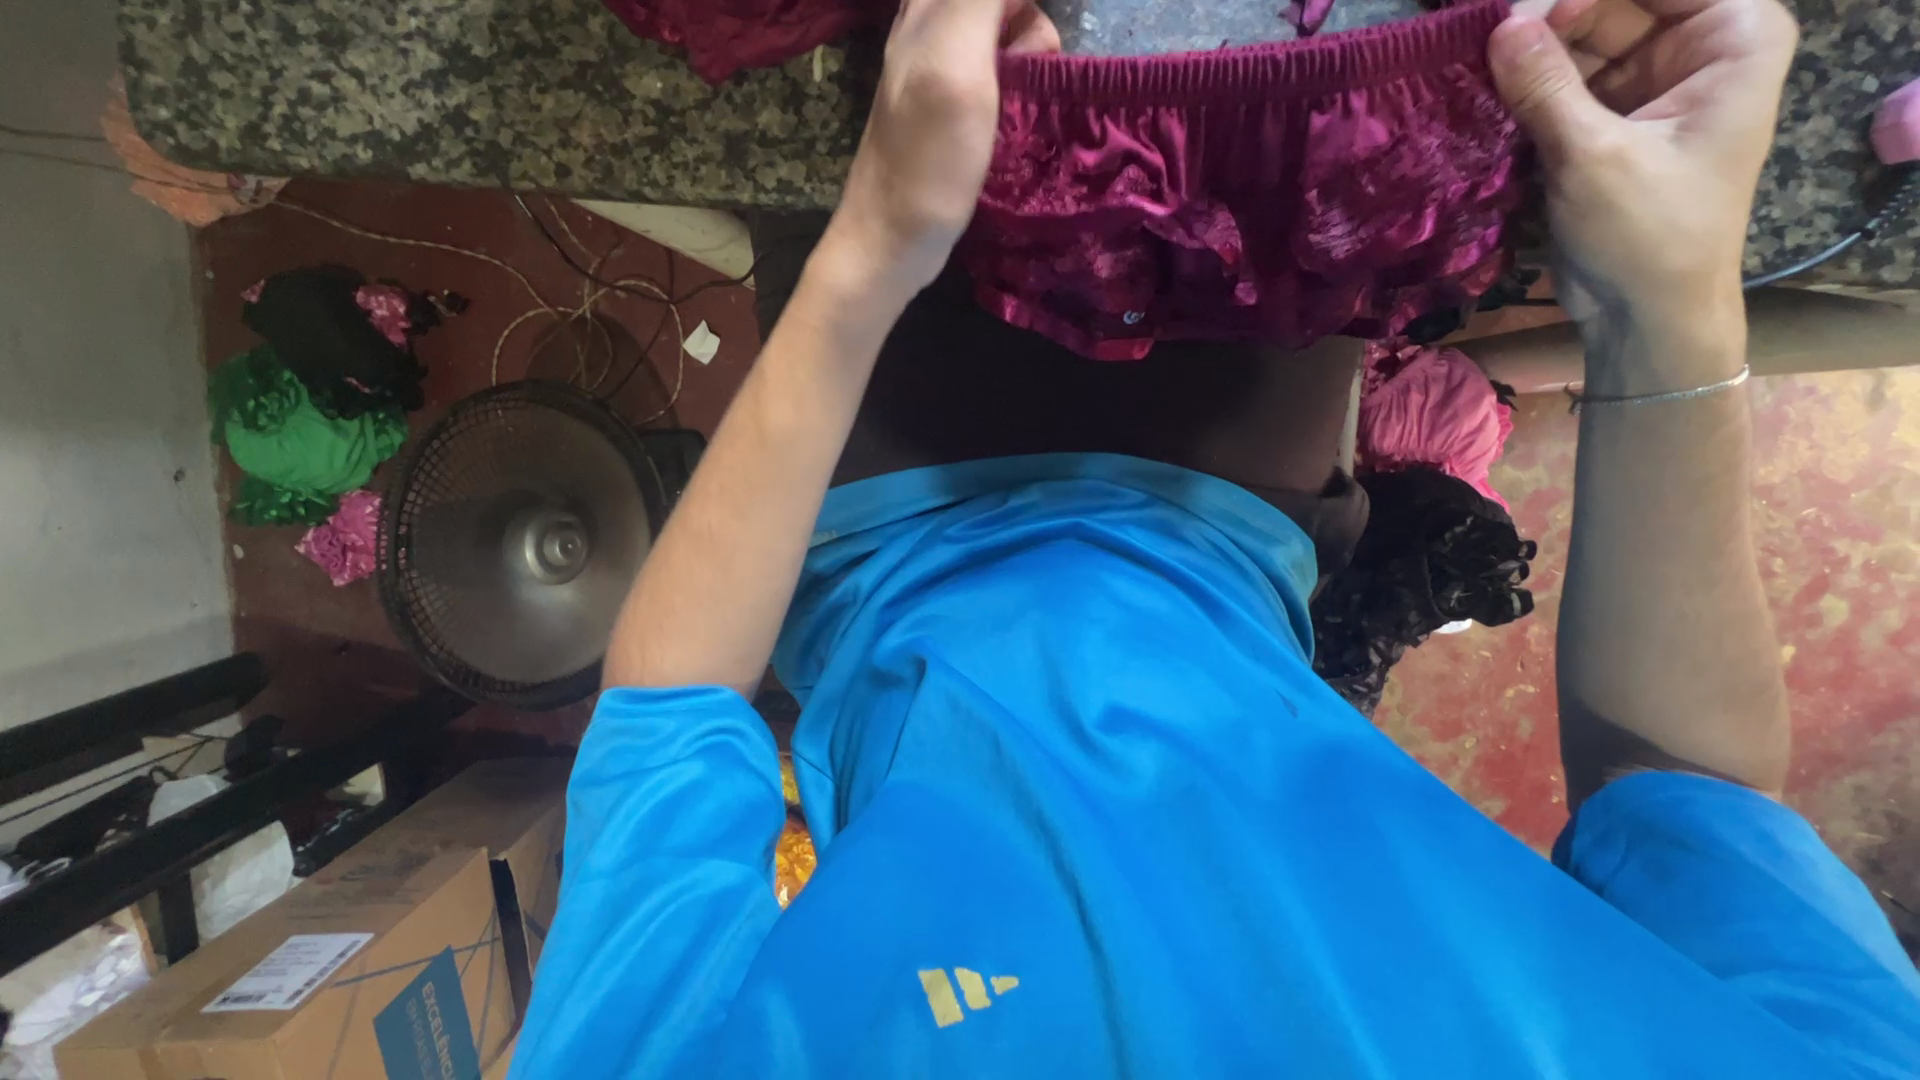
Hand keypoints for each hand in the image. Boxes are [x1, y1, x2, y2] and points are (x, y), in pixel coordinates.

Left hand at [815, 0, 1059, 299]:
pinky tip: (1017, 110)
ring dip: (1032, 48)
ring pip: (1006, 23)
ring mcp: (939, 60)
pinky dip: (1019, 75)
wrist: (890, 243)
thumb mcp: (957, 62)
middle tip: (1034, 64)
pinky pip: (998, 61)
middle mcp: (931, 18)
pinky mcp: (949, 98)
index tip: (1031, 56)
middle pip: (1004, 2)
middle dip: (1030, 23)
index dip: (1023, 7)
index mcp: (932, 3)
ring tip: (1029, 91)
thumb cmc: (926, 163)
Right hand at [1488, 0, 1796, 390]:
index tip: (1519, 21)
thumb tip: (1500, 28)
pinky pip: (1564, 94)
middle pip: (1614, 10)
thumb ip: (1545, 88)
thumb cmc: (1646, 230)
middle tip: (1487, 47)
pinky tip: (1490, 101)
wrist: (1645, 312)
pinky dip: (1530, 98)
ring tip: (1478, 74)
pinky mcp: (1606, 132)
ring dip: (1533, 64)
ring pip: (1582, 52)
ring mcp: (1646, 94)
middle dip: (1551, 26)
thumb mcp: (1593, 155)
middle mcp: (1693, 54)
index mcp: (1730, 38)